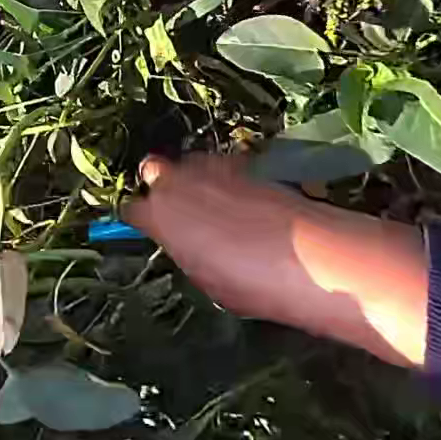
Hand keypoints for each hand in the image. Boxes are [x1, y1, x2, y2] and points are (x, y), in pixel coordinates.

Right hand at [123, 153, 430, 366]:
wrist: (309, 255)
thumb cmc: (250, 282)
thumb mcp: (206, 277)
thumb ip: (186, 249)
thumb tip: (186, 239)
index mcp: (159, 215)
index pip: (131, 207)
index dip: (142, 217)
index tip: (154, 228)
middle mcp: (176, 180)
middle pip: (152, 169)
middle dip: (163, 184)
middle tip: (186, 209)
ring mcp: (209, 163)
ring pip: (190, 163)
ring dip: (198, 178)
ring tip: (225, 205)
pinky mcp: (242, 157)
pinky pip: (224, 163)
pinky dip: (230, 176)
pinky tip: (252, 199)